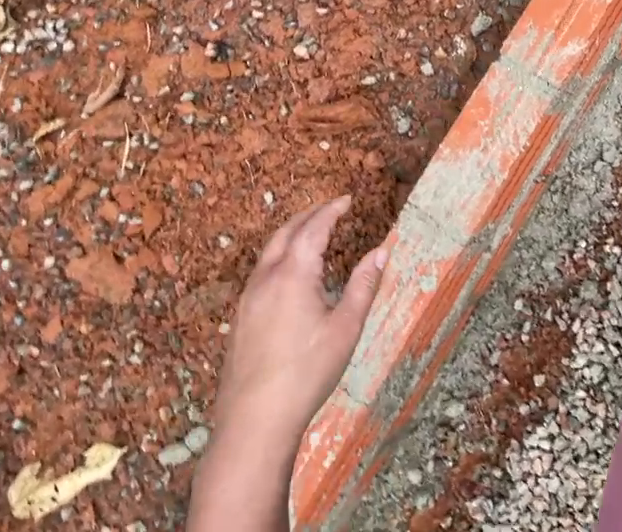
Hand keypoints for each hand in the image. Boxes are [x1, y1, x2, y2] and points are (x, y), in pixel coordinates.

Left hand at [188, 197, 387, 531]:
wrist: (255, 421)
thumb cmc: (308, 371)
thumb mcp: (346, 327)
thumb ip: (363, 284)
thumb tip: (382, 251)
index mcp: (293, 275)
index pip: (313, 229)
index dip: (331, 211)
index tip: (347, 200)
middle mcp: (265, 280)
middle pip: (284, 234)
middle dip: (308, 216)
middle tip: (331, 209)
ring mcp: (247, 301)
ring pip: (268, 254)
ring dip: (291, 236)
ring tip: (313, 235)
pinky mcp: (240, 321)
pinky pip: (260, 274)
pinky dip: (280, 259)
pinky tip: (292, 277)